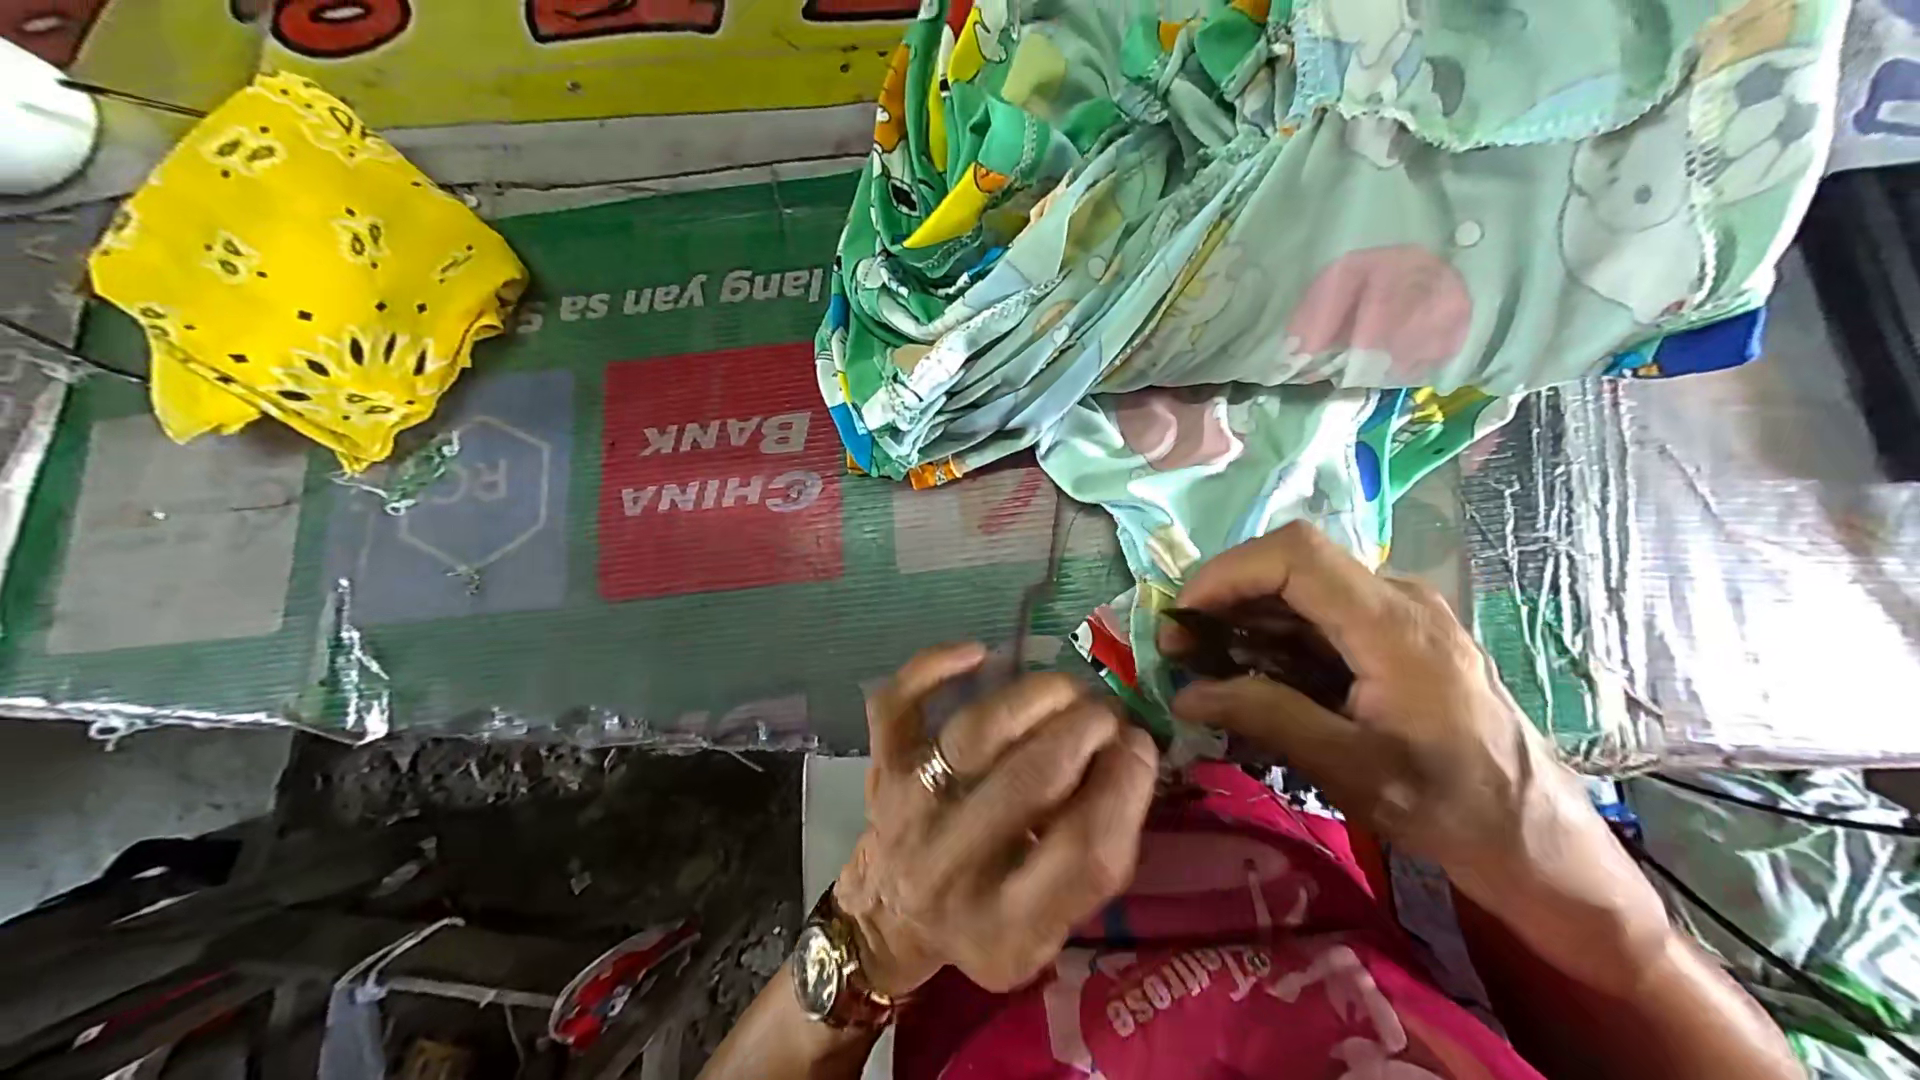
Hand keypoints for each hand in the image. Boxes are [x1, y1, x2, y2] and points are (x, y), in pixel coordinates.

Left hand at [833, 645, 1158, 996]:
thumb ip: (1094, 856)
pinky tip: (978, 653)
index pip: (1086, 853)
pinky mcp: (884, 768)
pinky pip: (897, 704)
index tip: (1140, 747)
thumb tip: (1129, 752)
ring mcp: (911, 809)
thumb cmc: (988, 918)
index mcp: (1008, 927)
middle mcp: (952, 867)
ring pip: (976, 732)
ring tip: (1069, 690)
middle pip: (1031, 779)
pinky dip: (933, 666)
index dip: (1127, 787)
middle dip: (1086, 730)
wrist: (894, 913)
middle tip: (1108, 714)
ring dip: (1035, 697)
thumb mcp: (1050, 925)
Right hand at [1161, 523, 1669, 993]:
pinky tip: (1250, 670)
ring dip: (1244, 614)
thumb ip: (1264, 717)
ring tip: (1204, 661)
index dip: (1226, 573)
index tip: (1182, 617)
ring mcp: (1399, 612)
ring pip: (1300, 584)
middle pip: (1291, 561)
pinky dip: (1271, 632)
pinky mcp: (1395, 632)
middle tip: (1182, 645)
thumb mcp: (1349, 768)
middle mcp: (1397, 598)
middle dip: (1225, 595)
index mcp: (1393, 625)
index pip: (1295, 554)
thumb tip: (1183, 694)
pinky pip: (1319, 611)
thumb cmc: (1449, 804)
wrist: (1534, 834)